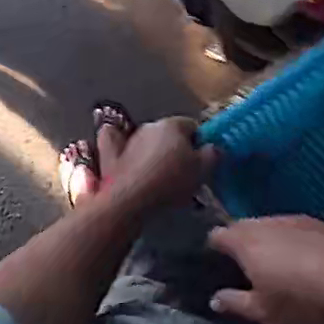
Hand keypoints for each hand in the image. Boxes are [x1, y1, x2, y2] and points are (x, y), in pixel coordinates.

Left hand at [103, 117, 217, 210]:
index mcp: (173, 125)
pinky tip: (125, 157)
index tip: (202, 161)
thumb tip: (213, 147)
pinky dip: (120, 146)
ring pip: (146, 141)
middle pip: (169, 134)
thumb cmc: (171, 182)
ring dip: (153, 152)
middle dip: (176, 148)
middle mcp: (149, 125)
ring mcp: (128, 137)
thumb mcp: (202, 171)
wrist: (130, 198)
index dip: (199, 142)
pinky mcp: (110, 152)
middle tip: (183, 172)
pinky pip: (116, 144)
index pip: (192, 126)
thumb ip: (212, 155)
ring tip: (158, 176)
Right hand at [207, 215, 323, 323]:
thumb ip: (235, 303)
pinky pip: (293, 231)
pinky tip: (304, 266)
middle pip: (241, 227)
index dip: (210, 252)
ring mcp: (297, 220)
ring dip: (265, 244)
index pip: (215, 236)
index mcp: (245, 240)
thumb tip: (214, 297)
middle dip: (237, 246)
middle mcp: (266, 222)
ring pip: (268, 228)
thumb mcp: (267, 315)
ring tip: (274, 271)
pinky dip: (290, 245)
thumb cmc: (311, 304)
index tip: (213, 270)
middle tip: (242, 273)